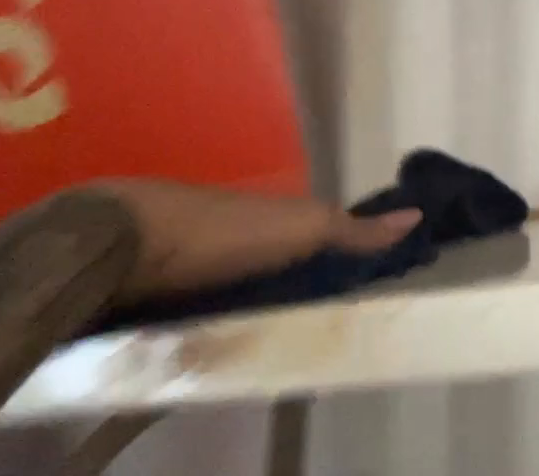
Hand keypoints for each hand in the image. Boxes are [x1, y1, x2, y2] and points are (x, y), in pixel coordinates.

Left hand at [86, 180, 420, 303]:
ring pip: (248, 274)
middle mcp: (250, 227)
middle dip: (309, 272)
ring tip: (287, 326)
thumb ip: (355, 230)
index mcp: (284, 212)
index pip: (327, 229)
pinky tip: (233, 324)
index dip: (352, 246)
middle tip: (335, 307)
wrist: (120, 243)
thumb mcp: (305, 229)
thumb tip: (419, 213)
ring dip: (264, 293)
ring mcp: (204, 254)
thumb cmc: (227, 231)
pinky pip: (208, 295)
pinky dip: (223, 306)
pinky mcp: (165, 283)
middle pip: (288, 253)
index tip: (377, 270)